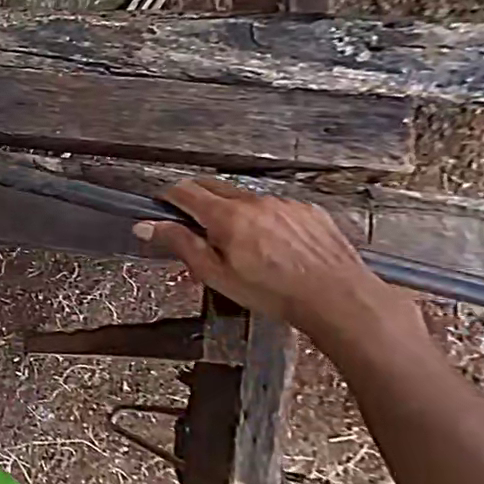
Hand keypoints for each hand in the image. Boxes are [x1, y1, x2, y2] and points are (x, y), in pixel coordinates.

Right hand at [133, 179, 416, 342]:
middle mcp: (255, 202)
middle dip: (195, 200)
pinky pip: (274, 207)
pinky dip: (262, 218)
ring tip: (234, 243)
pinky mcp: (307, 210)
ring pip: (244, 198)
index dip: (167, 197)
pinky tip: (268, 245)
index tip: (161, 206)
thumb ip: (180, 243)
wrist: (336, 297)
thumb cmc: (274, 291)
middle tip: (190, 225)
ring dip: (230, 212)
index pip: (185, 191)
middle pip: (213, 186)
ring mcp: (284, 204)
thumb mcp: (214, 274)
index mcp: (227, 216)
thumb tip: (147, 226)